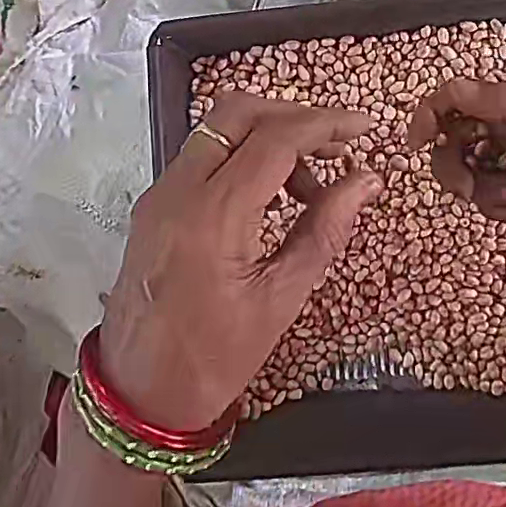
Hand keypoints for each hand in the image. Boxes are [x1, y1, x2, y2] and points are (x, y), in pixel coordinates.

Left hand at [99, 92, 382, 429]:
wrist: (138, 394)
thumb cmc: (216, 356)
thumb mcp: (283, 296)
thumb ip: (326, 227)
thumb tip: (367, 180)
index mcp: (212, 217)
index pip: (275, 139)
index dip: (327, 124)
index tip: (365, 127)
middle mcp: (178, 191)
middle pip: (240, 112)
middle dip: (297, 116)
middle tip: (337, 146)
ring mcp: (161, 194)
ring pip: (220, 129)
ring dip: (272, 137)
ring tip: (311, 187)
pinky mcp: (156, 204)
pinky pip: (206, 156)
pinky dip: (247, 157)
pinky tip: (275, 196)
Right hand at [406, 79, 505, 247]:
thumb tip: (453, 89)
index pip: (452, 98)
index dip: (428, 115)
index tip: (418, 143)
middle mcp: (503, 130)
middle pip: (449, 143)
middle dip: (459, 171)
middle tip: (472, 188)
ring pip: (466, 178)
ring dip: (493, 195)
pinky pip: (487, 203)